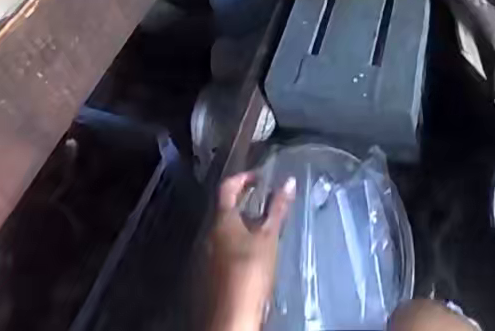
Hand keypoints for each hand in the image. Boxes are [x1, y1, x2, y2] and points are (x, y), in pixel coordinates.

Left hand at [203, 170, 294, 330]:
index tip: (258, 177)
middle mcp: (208, 234)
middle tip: (263, 202)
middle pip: (224, 210)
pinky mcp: (206, 277)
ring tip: (261, 230)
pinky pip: (220, 251)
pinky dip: (234, 246)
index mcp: (221, 219)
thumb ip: (277, 208)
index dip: (242, 178)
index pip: (227, 187)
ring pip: (222, 232)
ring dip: (240, 226)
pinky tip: (249, 256)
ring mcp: (204, 256)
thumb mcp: (269, 237)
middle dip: (244, 204)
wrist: (230, 320)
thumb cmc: (249, 271)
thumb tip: (289, 181)